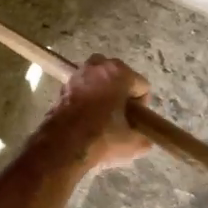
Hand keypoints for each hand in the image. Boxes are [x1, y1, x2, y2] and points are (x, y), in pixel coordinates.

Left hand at [42, 54, 151, 170]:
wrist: (62, 143)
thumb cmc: (102, 137)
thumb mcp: (133, 143)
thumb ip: (145, 137)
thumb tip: (144, 137)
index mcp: (120, 72)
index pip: (142, 86)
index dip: (141, 106)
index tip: (133, 122)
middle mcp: (100, 64)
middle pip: (121, 79)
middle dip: (122, 96)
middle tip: (119, 119)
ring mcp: (80, 71)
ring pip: (102, 81)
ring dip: (105, 94)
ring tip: (103, 117)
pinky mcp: (66, 82)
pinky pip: (86, 87)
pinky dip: (89, 97)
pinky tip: (87, 116)